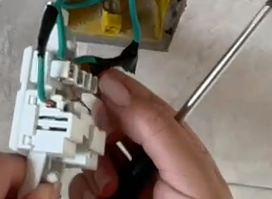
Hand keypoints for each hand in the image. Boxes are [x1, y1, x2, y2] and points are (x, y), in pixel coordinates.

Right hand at [98, 71, 231, 198]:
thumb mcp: (188, 169)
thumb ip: (156, 126)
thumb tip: (115, 83)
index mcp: (168, 141)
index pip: (136, 103)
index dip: (113, 92)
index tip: (91, 88)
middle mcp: (144, 159)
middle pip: (107, 125)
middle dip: (97, 130)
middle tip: (97, 141)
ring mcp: (124, 182)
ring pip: (90, 155)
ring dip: (91, 164)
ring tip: (108, 186)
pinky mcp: (106, 197)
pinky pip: (83, 185)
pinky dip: (85, 188)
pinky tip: (100, 195)